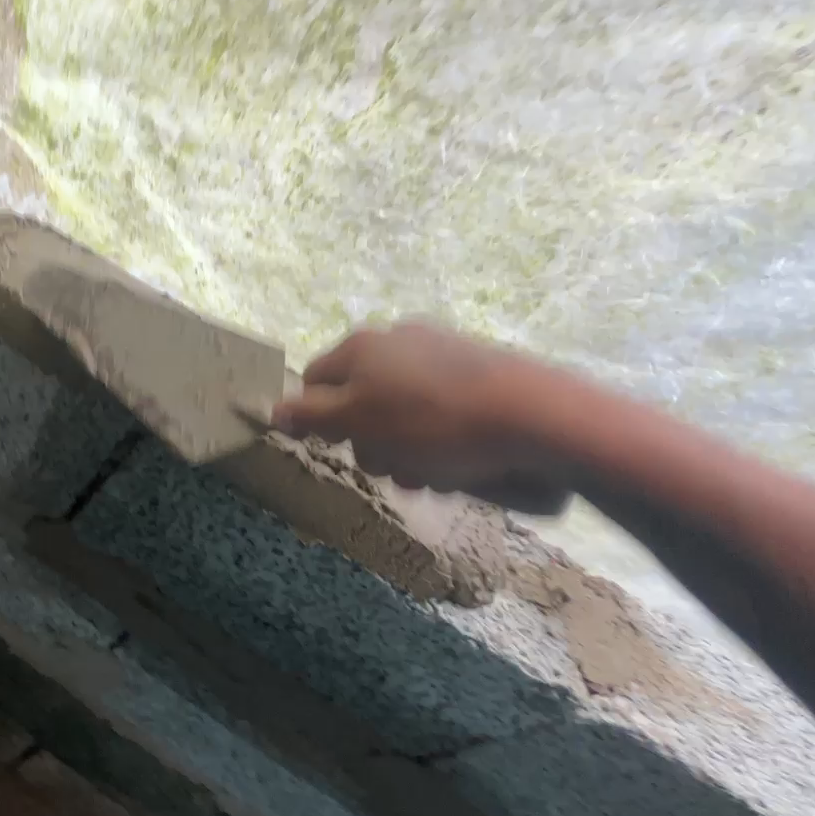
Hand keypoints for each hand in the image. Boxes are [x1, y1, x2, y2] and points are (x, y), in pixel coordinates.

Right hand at [270, 322, 572, 513]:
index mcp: (361, 347)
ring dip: (406, 450)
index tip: (334, 446)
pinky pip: (441, 412)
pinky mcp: (482, 374)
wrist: (541, 420)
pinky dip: (442, 441)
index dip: (315, 417)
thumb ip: (308, 416)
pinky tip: (461, 463)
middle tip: (389, 468)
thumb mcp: (355, 423)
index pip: (312, 382)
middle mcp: (397, 341)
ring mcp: (443, 355)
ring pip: (400, 413)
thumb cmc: (432, 423)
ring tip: (432, 474)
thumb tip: (272, 409)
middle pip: (358, 400)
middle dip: (368, 442)